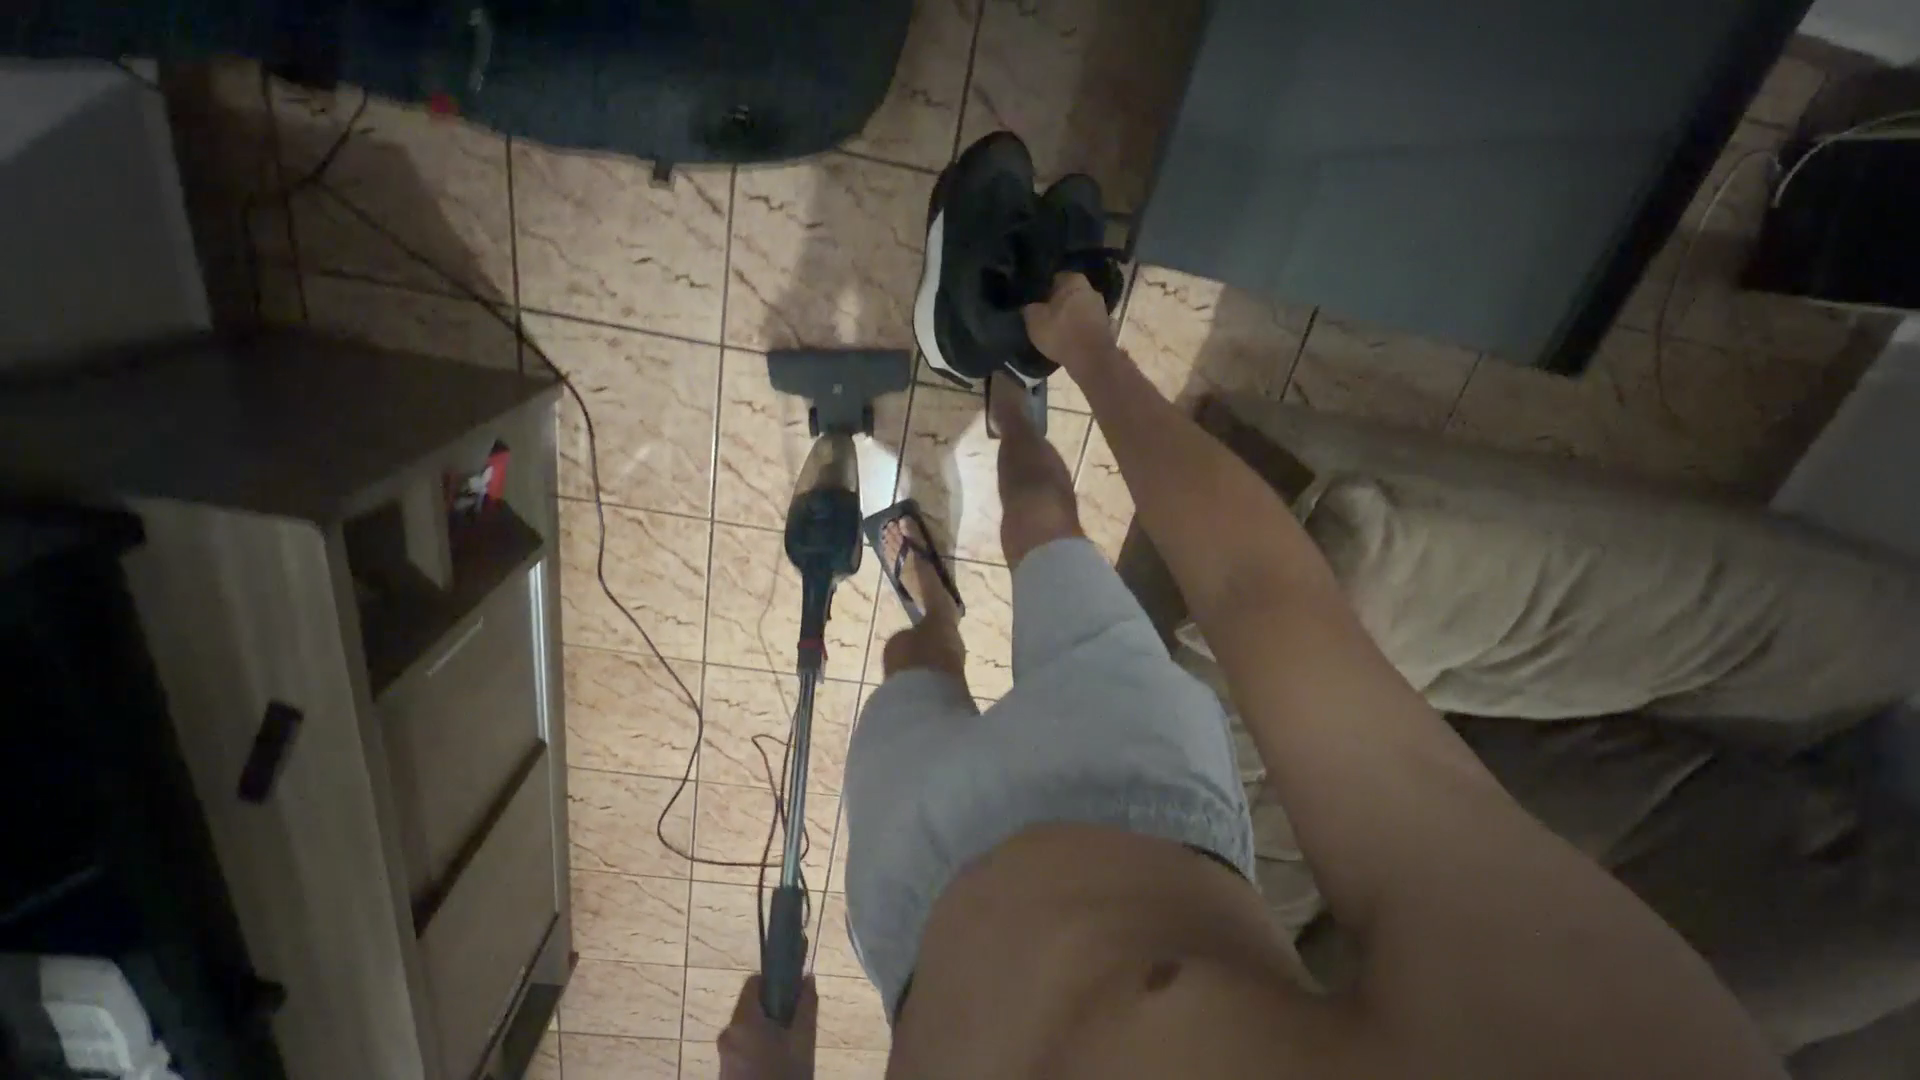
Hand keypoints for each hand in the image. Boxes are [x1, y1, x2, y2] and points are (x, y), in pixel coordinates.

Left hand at [718, 975, 817, 1079]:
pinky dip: (756, 1046)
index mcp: (743, 1021)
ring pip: (746, 1028)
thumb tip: (807, 978)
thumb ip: (806, 1006)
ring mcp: (723, 1055)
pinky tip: (775, 1062)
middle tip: (794, 1022)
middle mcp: (727, 1033)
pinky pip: (741, 1047)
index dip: (773, 981)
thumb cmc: (786, 1077)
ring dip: (765, 1029)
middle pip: (750, 1006)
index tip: (792, 992)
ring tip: (787, 1046)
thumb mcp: (803, 1042)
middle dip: (772, 1009)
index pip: (753, 982)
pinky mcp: (724, 1073)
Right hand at [1022, 272, 1115, 370]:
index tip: (1037, 301)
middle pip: (1071, 294)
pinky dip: (1081, 331)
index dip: (1045, 290)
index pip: (1056, 278)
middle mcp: (1092, 289)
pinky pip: (1089, 326)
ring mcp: (1102, 309)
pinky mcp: (1107, 328)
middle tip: (1046, 315)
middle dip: (1060, 303)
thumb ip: (1030, 308)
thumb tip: (1029, 306)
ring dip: (1072, 317)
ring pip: (1082, 309)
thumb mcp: (1034, 319)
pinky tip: (1072, 340)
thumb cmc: (1060, 332)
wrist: (1090, 359)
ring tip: (1058, 330)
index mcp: (1074, 280)